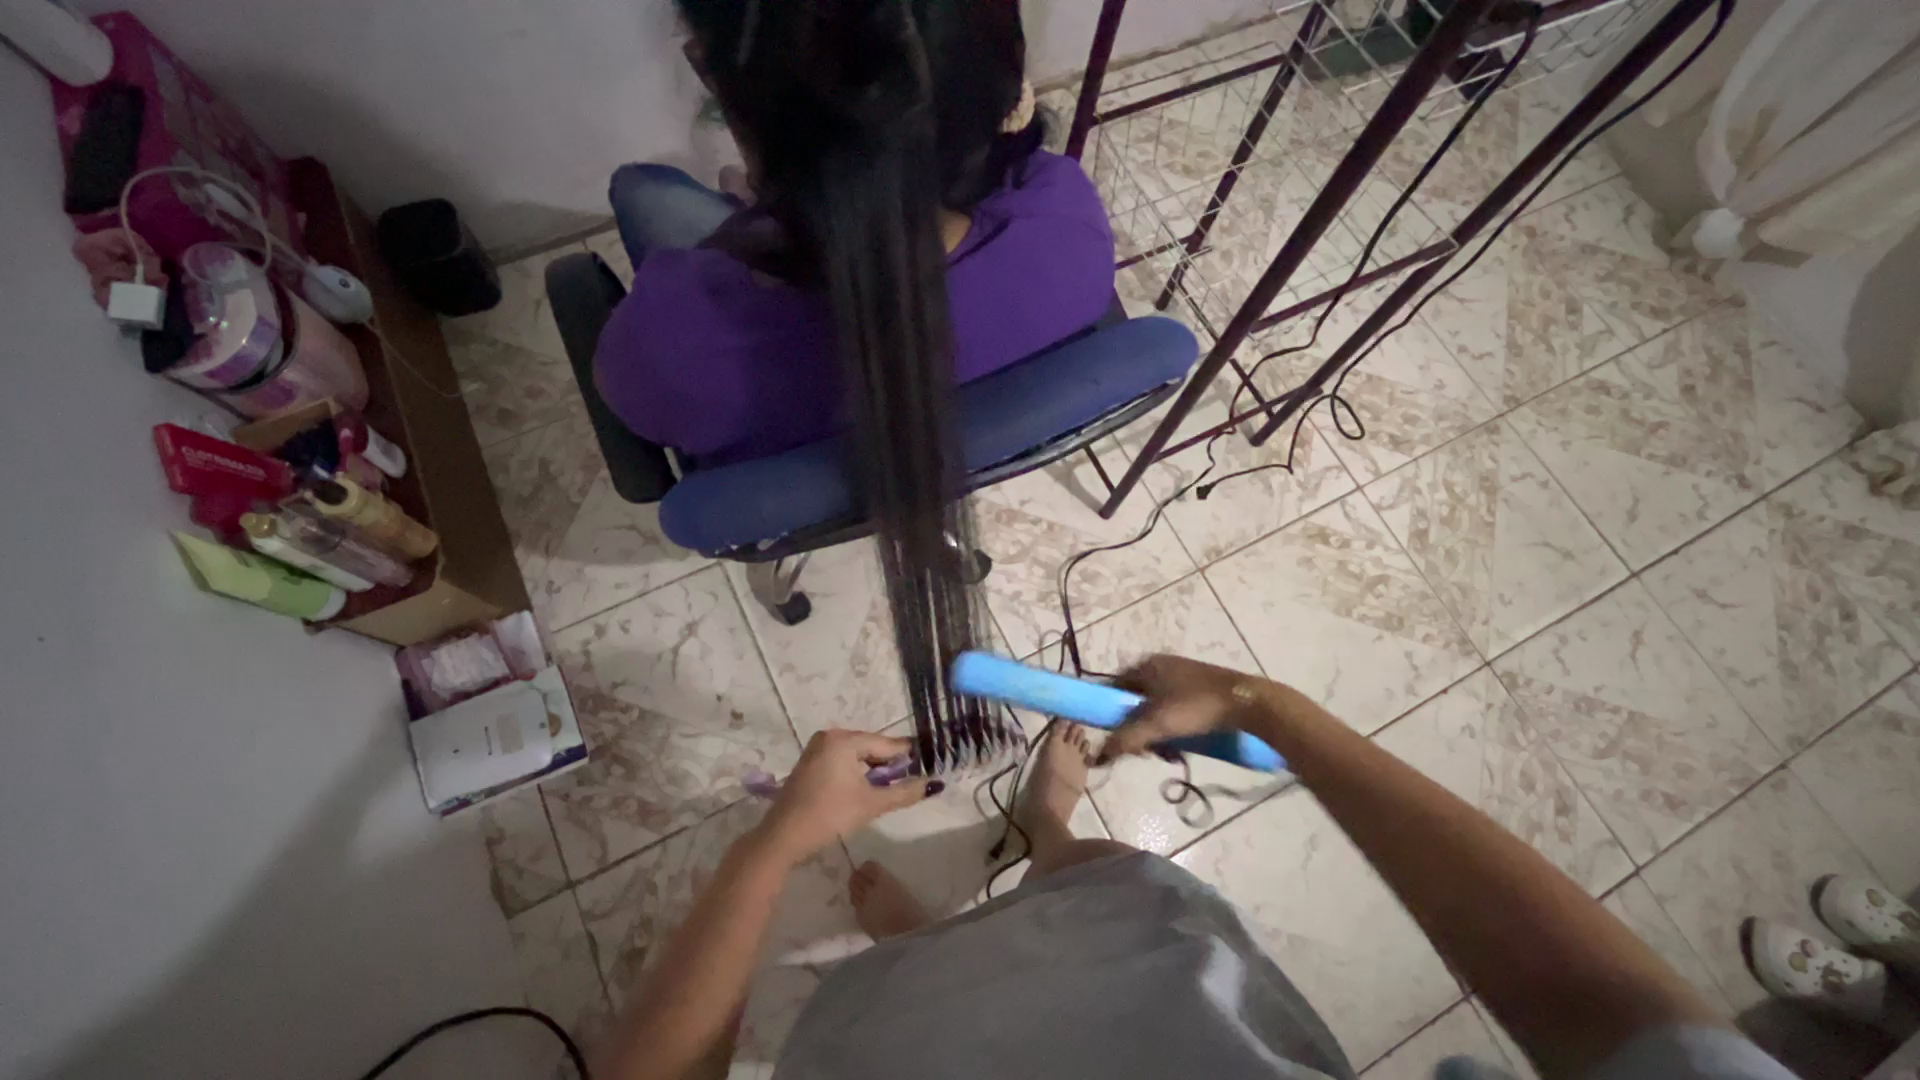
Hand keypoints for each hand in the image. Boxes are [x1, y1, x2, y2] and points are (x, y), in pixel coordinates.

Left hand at [756, 730, 939, 862]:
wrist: (782, 838)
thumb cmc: (829, 816)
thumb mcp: (871, 804)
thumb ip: (903, 792)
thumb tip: (934, 784)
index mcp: (844, 740)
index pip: (885, 744)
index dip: (908, 756)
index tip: (929, 762)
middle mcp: (829, 737)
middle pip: (870, 747)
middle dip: (889, 763)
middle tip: (911, 779)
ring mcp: (816, 749)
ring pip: (856, 755)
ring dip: (873, 769)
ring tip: (891, 786)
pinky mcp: (810, 764)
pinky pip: (842, 761)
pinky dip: (856, 772)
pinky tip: (866, 788)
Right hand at [1096, 654, 1279, 763]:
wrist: (1248, 703)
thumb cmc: (1196, 708)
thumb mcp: (1156, 726)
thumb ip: (1124, 741)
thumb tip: (1096, 757)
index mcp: (1145, 666)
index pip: (1112, 689)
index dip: (1110, 715)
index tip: (1119, 739)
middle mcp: (1160, 666)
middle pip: (1135, 703)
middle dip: (1139, 731)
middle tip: (1149, 751)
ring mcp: (1182, 675)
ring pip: (1157, 710)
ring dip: (1158, 734)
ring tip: (1171, 753)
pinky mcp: (1200, 687)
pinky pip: (1176, 709)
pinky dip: (1175, 728)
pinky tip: (1185, 745)